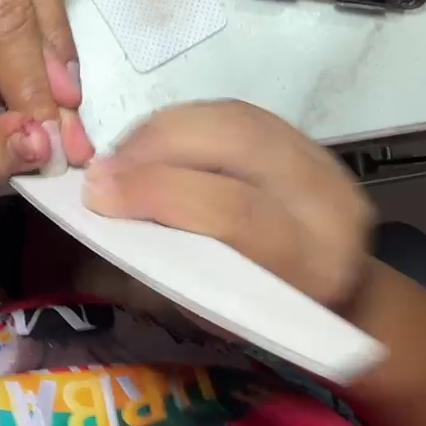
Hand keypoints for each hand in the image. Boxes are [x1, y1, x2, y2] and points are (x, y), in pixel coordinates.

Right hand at [83, 102, 375, 305]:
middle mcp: (329, 203)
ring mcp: (322, 160)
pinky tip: (144, 143)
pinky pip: (230, 112)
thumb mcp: (207, 309)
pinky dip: (177, 123)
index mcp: (313, 264)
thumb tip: (101, 210)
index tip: (96, 196)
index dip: (157, 192)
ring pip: (232, 118)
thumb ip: (162, 262)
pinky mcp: (302, 136)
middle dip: (154, 148)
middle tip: (99, 169)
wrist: (329, 295)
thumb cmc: (254, 313)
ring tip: (115, 156)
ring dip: (159, 131)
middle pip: (237, 144)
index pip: (232, 210)